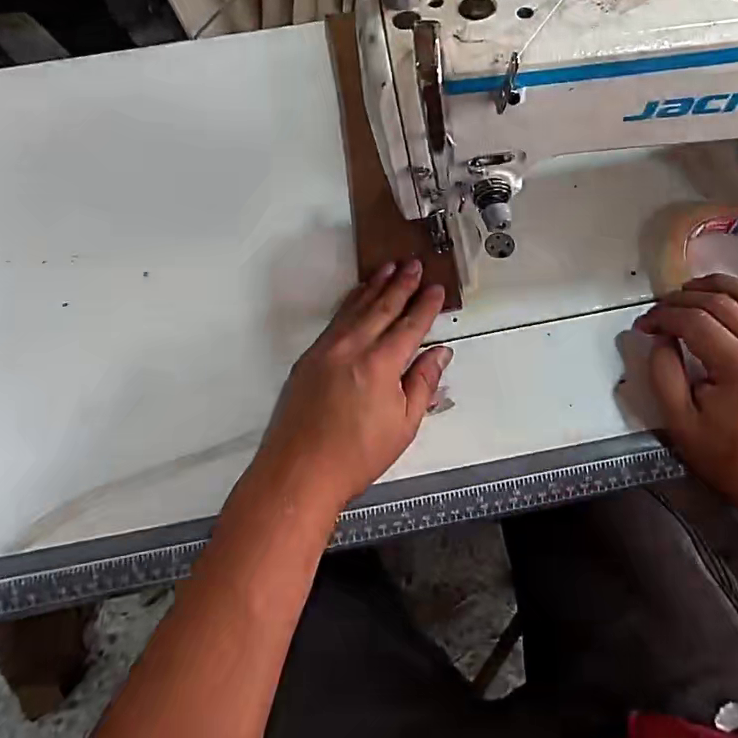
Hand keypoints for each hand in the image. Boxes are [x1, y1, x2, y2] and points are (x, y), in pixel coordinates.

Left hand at [254, 260, 450, 511]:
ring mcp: (326, 351)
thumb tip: (438, 355)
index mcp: (379, 365)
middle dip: (401, 284)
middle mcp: (351, 350)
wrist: (300, 472)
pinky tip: (357, 296)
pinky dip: (350, 303)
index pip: (409, 325)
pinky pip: (335, 320)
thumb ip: (422, 383)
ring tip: (388, 269)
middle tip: (413, 265)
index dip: (425, 305)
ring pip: (355, 308)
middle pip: (382, 307)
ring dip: (375, 286)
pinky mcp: (309, 358)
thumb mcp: (403, 425)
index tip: (435, 289)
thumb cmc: (352, 456)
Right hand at [635, 266, 737, 531]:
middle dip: (684, 299)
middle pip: (723, 303)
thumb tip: (661, 338)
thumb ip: (664, 375)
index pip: (695, 322)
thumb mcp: (681, 425)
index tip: (645, 325)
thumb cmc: (730, 459)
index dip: (663, 317)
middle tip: (662, 309)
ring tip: (696, 286)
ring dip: (723, 283)